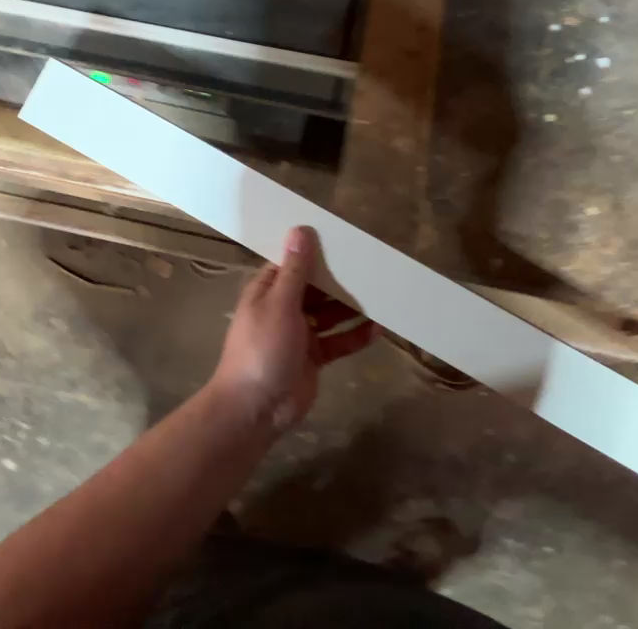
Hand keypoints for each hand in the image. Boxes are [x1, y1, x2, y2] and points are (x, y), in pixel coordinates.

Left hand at [208, 226, 378, 429]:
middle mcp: (283, 308)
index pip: (292, 262)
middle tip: (372, 265)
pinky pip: (338, 341)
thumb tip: (300, 230)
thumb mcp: (279, 304)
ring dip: (351, 306)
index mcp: (267, 290)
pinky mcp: (313, 357)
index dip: (314, 250)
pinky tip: (379, 328)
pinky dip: (355, 336)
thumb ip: (294, 270)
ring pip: (329, 314)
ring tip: (382, 293)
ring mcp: (299, 334)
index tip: (343, 237)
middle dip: (339, 279)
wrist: (256, 408)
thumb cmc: (262, 348)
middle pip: (315, 287)